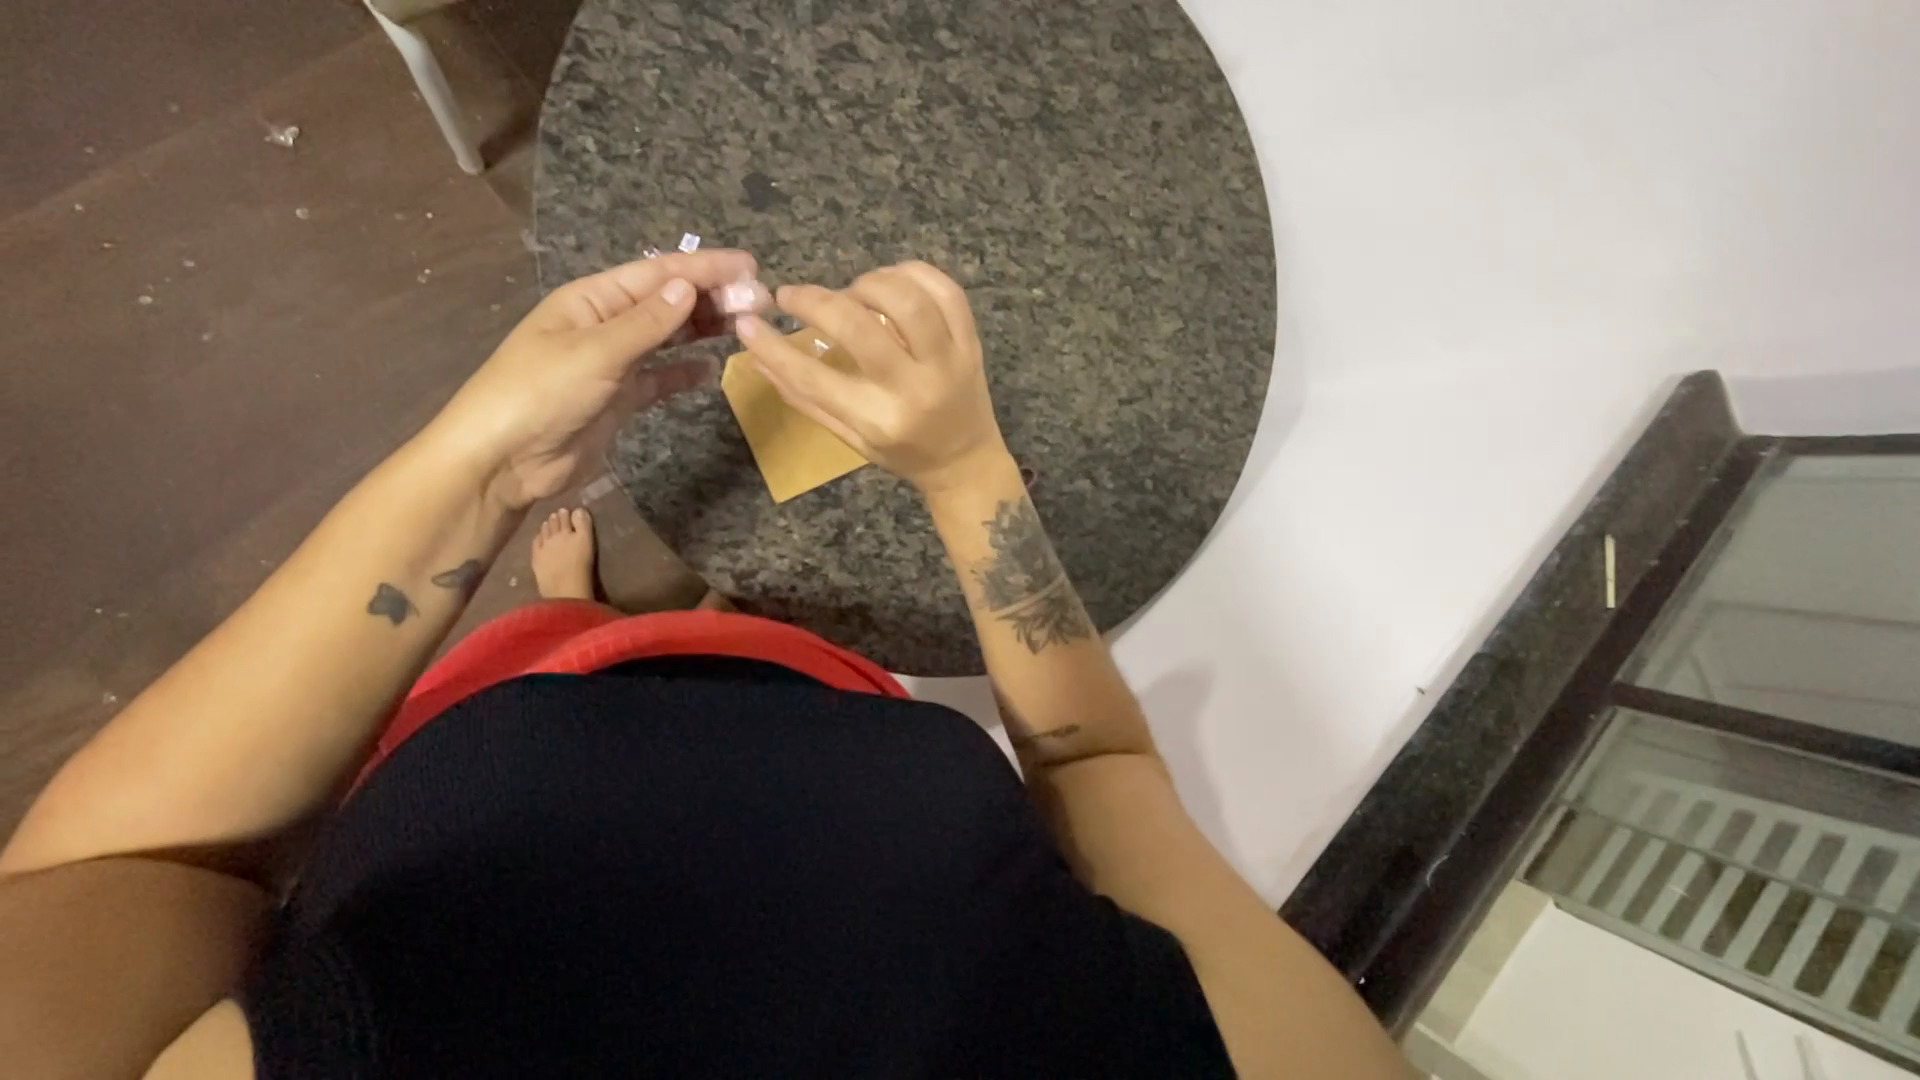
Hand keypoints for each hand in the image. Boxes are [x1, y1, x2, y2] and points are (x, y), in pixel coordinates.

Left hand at [430, 249, 764, 508]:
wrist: (504, 459)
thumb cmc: (540, 394)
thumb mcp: (595, 353)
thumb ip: (646, 323)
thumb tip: (690, 287)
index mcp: (593, 299)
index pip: (659, 275)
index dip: (705, 268)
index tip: (750, 267)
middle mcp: (606, 325)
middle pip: (668, 303)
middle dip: (713, 298)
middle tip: (761, 302)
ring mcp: (614, 363)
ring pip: (668, 338)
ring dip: (704, 330)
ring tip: (746, 327)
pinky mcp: (619, 398)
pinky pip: (660, 378)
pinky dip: (685, 373)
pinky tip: (711, 370)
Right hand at [735, 261, 1009, 492]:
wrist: (967, 461)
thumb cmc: (902, 452)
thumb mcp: (850, 437)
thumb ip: (804, 397)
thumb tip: (755, 354)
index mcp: (879, 420)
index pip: (814, 377)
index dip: (773, 347)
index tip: (748, 323)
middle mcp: (915, 388)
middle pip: (858, 325)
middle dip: (815, 300)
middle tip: (792, 296)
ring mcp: (949, 361)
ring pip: (906, 298)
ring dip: (866, 283)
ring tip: (850, 293)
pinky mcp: (971, 342)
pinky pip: (946, 290)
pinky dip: (912, 273)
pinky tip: (890, 281)